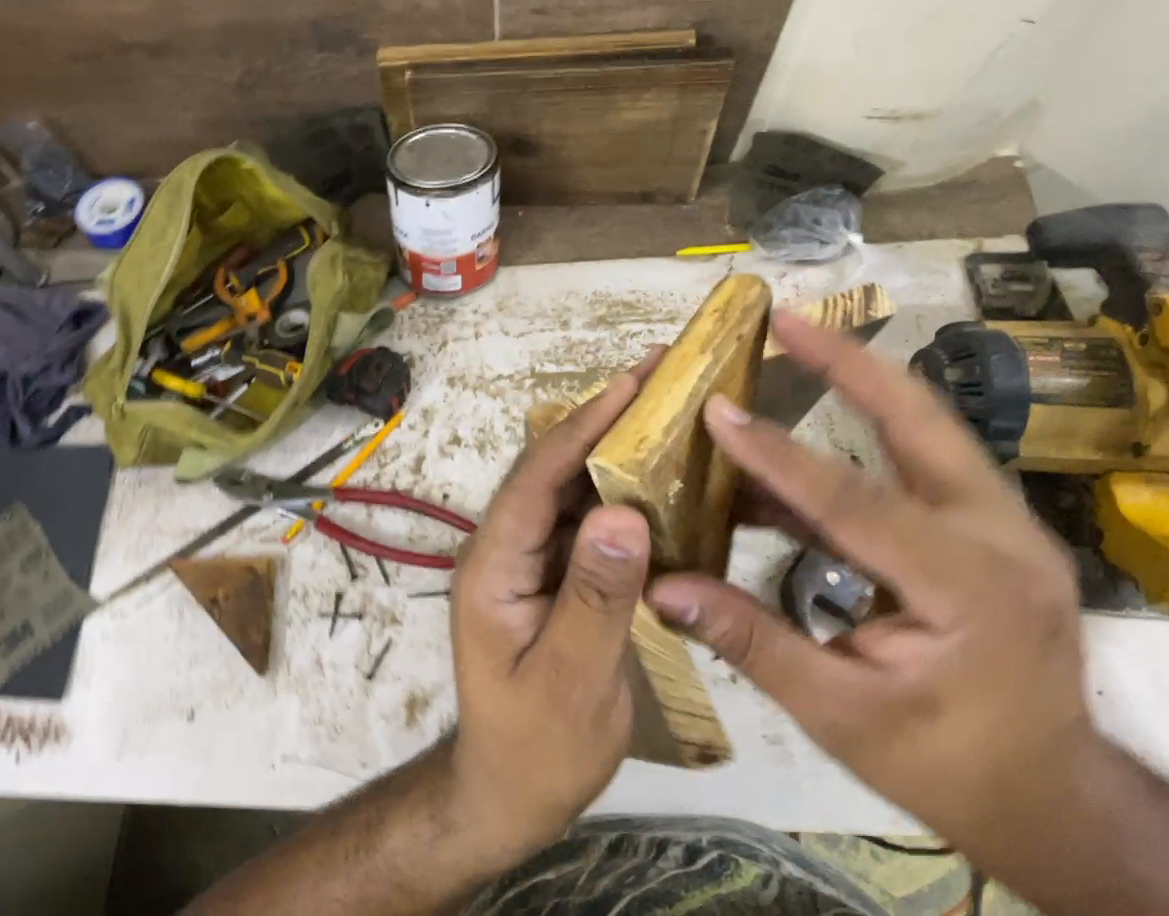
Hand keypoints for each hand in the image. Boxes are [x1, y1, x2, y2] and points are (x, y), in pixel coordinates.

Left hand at [443, 351, 660, 868]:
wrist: (511, 790)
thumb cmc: (536, 744)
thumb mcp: (570, 679)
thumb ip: (595, 597)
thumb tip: (625, 512)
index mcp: (492, 565)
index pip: (535, 479)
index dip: (584, 427)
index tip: (635, 381)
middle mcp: (506, 550)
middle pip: (552, 474)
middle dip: (604, 424)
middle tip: (666, 380)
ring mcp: (529, 563)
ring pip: (572, 495)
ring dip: (618, 455)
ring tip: (676, 417)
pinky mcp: (554, 579)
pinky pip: (589, 528)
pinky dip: (626, 501)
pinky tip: (670, 487)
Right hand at [647, 310, 1097, 841]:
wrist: (1053, 796)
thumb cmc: (945, 764)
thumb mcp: (840, 714)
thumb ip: (751, 642)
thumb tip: (659, 588)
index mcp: (971, 589)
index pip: (856, 501)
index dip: (777, 455)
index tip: (715, 409)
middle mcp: (999, 538)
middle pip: (922, 423)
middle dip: (849, 363)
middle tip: (785, 318)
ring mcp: (1002, 529)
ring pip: (925, 434)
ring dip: (856, 389)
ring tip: (787, 353)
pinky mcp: (986, 533)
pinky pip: (913, 473)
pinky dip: (852, 450)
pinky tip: (787, 458)